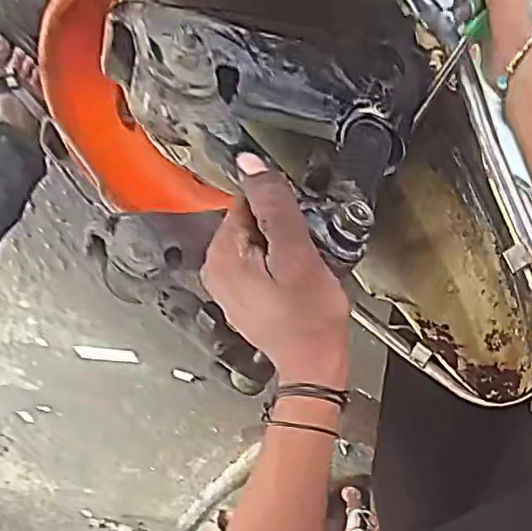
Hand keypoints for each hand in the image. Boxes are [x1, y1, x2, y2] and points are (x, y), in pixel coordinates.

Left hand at [201, 154, 351, 388]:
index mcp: (221, 256)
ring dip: (284, 253)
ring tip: (302, 276)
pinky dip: (280, 272)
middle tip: (305, 258)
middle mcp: (216, 272)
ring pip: (259, 247)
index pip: (246, 203)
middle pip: (251, 225)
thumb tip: (251, 164)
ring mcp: (228, 290)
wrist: (314, 366)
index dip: (279, 212)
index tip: (300, 233)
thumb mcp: (297, 254)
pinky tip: (297, 289)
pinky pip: (262, 270)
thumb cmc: (310, 321)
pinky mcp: (245, 302)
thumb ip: (273, 206)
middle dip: (281, 233)